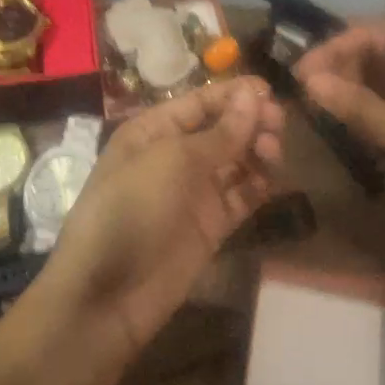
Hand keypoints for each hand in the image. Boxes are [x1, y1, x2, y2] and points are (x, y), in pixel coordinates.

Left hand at [44, 75, 287, 354]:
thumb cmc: (131, 208)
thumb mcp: (173, 160)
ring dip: (258, 151)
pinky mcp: (210, 226)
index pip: (201, 101)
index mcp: (155, 130)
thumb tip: (254, 96)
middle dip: (251, 122)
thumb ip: (220, 132)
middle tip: (277, 124)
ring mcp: (194, 193)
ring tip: (273, 152)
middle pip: (223, 129)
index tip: (271, 90)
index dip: (235, 94)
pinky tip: (270, 180)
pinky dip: (258, 185)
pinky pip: (241, 196)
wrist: (107, 294)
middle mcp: (175, 156)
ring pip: (237, 161)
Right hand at [298, 21, 384, 252]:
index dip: (342, 42)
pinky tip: (344, 121)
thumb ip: (358, 105)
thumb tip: (309, 80)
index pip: (383, 27)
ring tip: (316, 102)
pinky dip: (370, 109)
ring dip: (354, 85)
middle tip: (305, 88)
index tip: (304, 68)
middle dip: (344, 62)